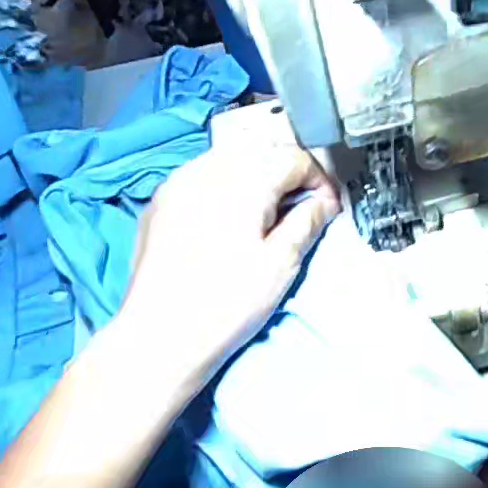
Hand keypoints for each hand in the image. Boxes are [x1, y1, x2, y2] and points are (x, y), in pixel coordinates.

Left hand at [105, 139, 340, 389]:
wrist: (160, 335)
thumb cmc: (228, 301)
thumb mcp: (281, 263)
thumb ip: (307, 222)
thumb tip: (324, 202)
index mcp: (243, 180)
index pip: (294, 158)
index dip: (320, 181)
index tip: (328, 209)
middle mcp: (207, 170)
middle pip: (261, 152)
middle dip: (288, 176)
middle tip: (301, 212)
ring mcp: (177, 183)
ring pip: (229, 161)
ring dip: (256, 179)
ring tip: (266, 218)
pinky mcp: (159, 203)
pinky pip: (201, 179)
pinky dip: (225, 189)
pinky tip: (229, 222)